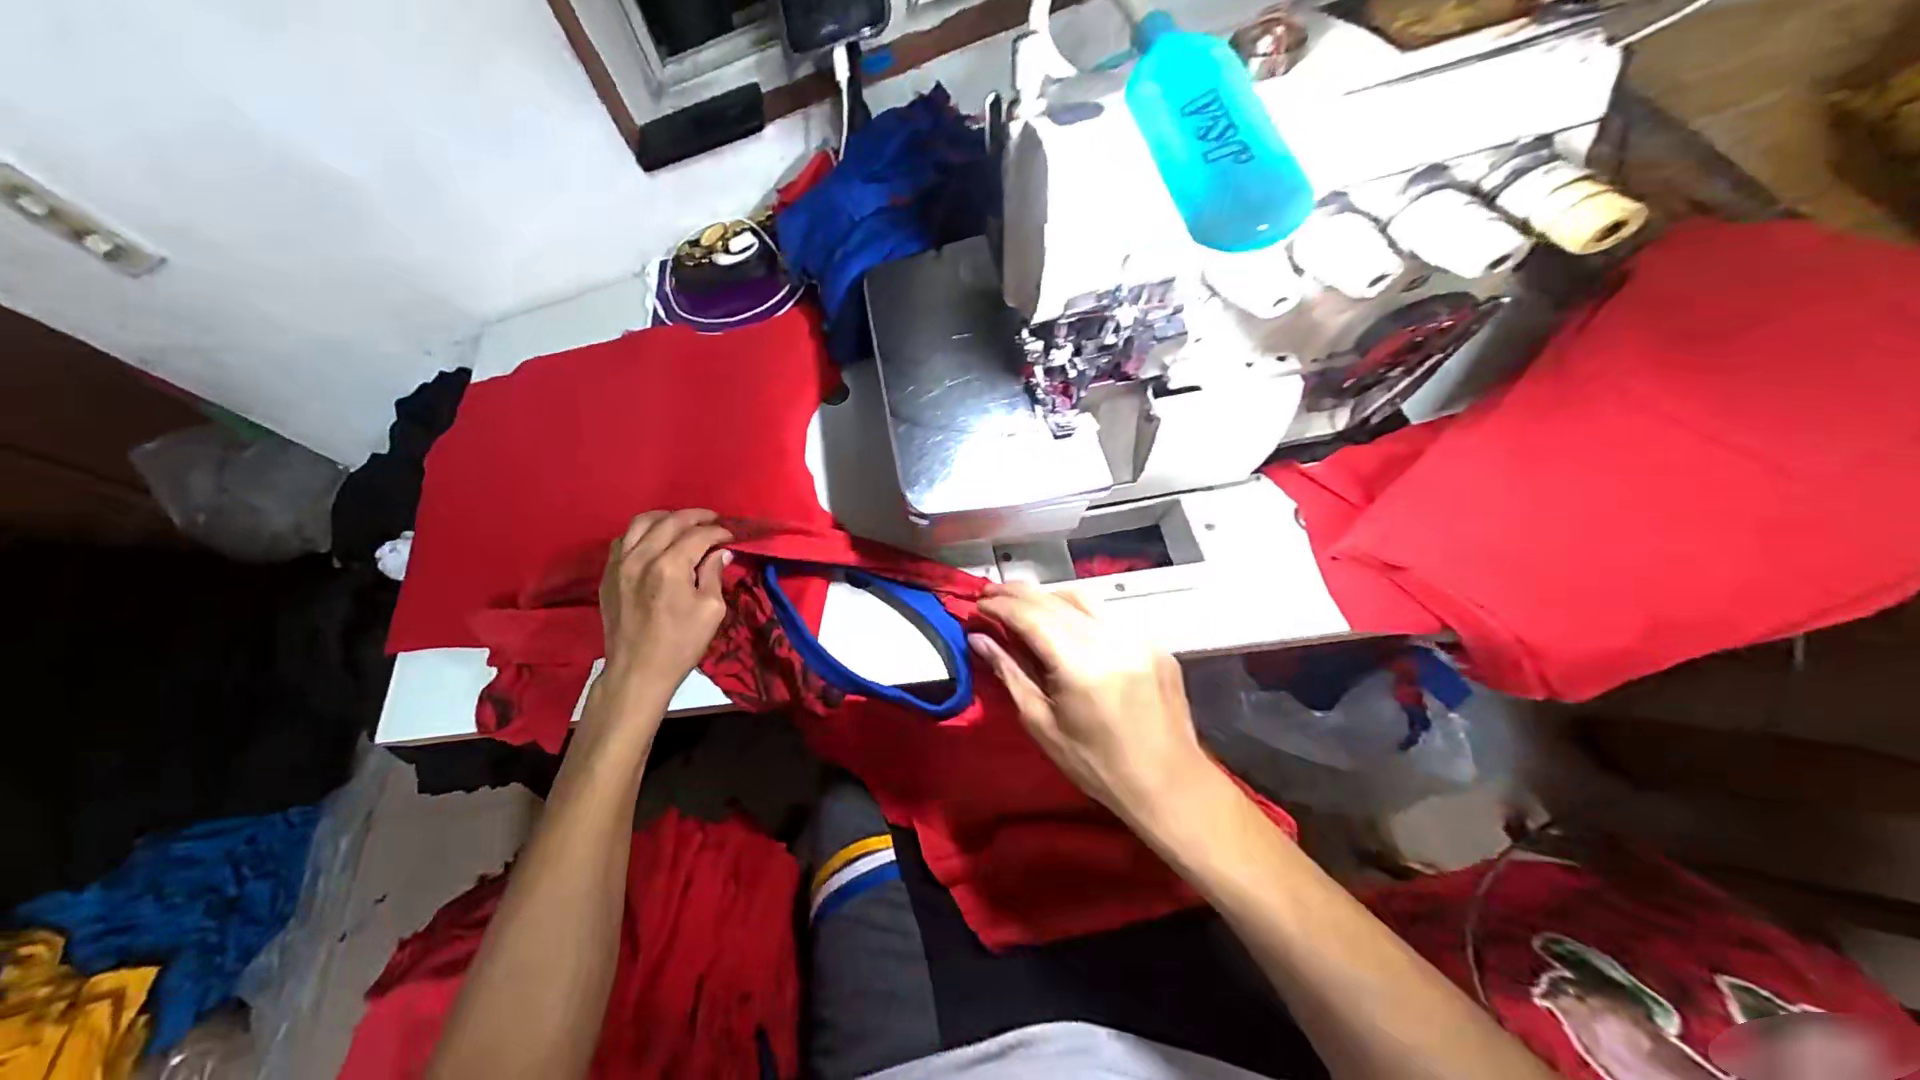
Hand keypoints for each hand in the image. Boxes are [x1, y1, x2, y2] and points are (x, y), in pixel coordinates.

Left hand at [597, 509, 732, 696]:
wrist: (638, 671)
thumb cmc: (681, 644)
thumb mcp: (711, 611)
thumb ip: (713, 575)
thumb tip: (720, 553)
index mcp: (669, 566)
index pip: (698, 535)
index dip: (718, 532)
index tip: (730, 536)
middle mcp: (641, 557)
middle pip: (669, 521)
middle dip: (695, 517)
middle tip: (712, 520)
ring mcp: (619, 564)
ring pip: (640, 523)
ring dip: (665, 517)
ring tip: (681, 522)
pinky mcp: (608, 575)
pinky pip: (623, 540)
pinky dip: (641, 533)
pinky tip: (654, 540)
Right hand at [971, 582, 1213, 825]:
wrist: (1168, 783)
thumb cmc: (1097, 765)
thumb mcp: (1042, 724)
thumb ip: (1010, 673)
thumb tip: (980, 640)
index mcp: (1080, 663)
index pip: (1031, 615)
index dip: (1000, 605)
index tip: (978, 603)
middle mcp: (1111, 638)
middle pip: (1055, 600)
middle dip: (1019, 594)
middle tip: (991, 594)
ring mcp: (1137, 637)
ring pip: (1083, 599)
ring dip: (1048, 597)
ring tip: (1022, 603)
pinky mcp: (1154, 643)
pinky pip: (1107, 616)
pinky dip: (1078, 612)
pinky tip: (1063, 623)